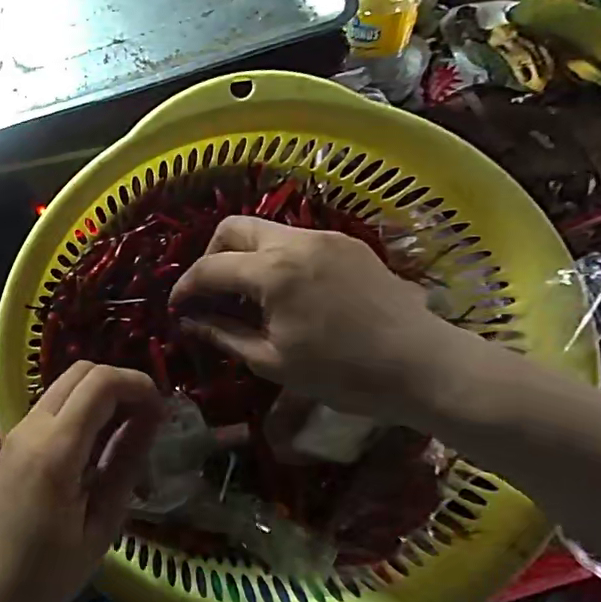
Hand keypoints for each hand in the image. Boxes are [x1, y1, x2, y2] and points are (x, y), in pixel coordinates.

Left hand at [0, 363, 161, 601]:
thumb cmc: (46, 574)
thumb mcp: (100, 526)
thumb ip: (124, 465)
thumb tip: (150, 420)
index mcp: (55, 448)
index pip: (100, 383)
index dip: (139, 386)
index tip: (164, 414)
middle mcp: (31, 428)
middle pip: (81, 372)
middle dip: (122, 384)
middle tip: (150, 421)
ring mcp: (18, 433)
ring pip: (65, 387)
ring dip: (102, 396)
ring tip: (131, 436)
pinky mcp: (13, 444)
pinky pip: (53, 409)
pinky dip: (83, 411)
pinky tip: (101, 449)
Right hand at [169, 216, 479, 425]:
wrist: (423, 366)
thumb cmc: (342, 373)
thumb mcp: (271, 361)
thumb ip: (223, 334)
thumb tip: (189, 322)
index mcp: (273, 272)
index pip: (210, 267)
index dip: (185, 288)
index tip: (176, 309)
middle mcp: (296, 242)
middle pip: (233, 228)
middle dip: (211, 256)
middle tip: (209, 292)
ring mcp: (326, 238)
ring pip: (265, 231)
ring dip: (244, 256)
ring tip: (245, 296)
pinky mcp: (349, 245)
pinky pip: (296, 241)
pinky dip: (275, 259)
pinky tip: (283, 293)